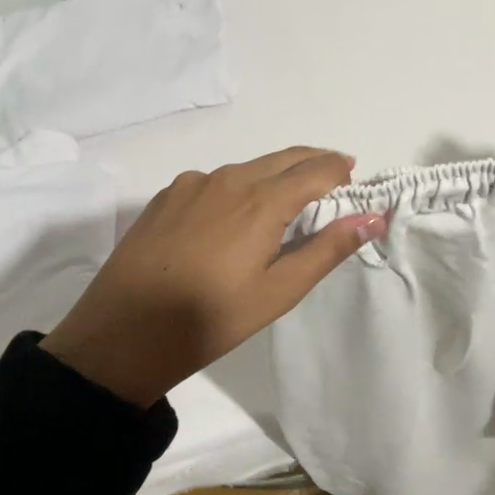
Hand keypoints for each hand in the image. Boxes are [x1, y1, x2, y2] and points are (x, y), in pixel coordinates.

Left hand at [41, 147, 386, 405]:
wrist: (120, 337)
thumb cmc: (210, 320)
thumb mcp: (279, 292)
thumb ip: (329, 248)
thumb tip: (374, 217)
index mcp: (262, 201)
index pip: (317, 169)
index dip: (341, 172)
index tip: (355, 182)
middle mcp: (230, 179)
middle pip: (285, 157)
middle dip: (314, 164)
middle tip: (333, 181)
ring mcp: (192, 184)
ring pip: (249, 167)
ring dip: (276, 175)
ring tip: (285, 203)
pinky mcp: (165, 196)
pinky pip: (215, 180)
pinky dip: (238, 187)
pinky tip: (232, 218)